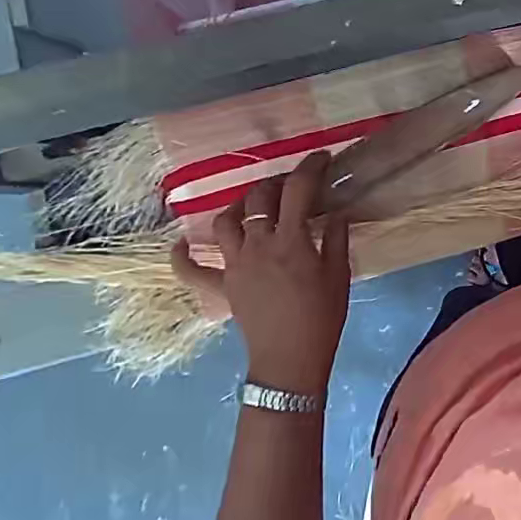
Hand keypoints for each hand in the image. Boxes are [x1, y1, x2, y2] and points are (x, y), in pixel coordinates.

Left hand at [171, 151, 351, 395]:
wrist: (290, 360)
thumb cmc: (321, 319)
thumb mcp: (339, 276)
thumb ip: (335, 240)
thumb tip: (335, 213)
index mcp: (291, 241)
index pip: (299, 190)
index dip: (311, 168)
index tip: (321, 159)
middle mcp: (258, 245)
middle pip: (258, 198)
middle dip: (276, 183)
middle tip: (292, 186)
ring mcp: (235, 264)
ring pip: (225, 221)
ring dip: (239, 205)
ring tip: (253, 205)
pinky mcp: (222, 285)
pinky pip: (192, 269)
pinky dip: (183, 255)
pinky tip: (181, 244)